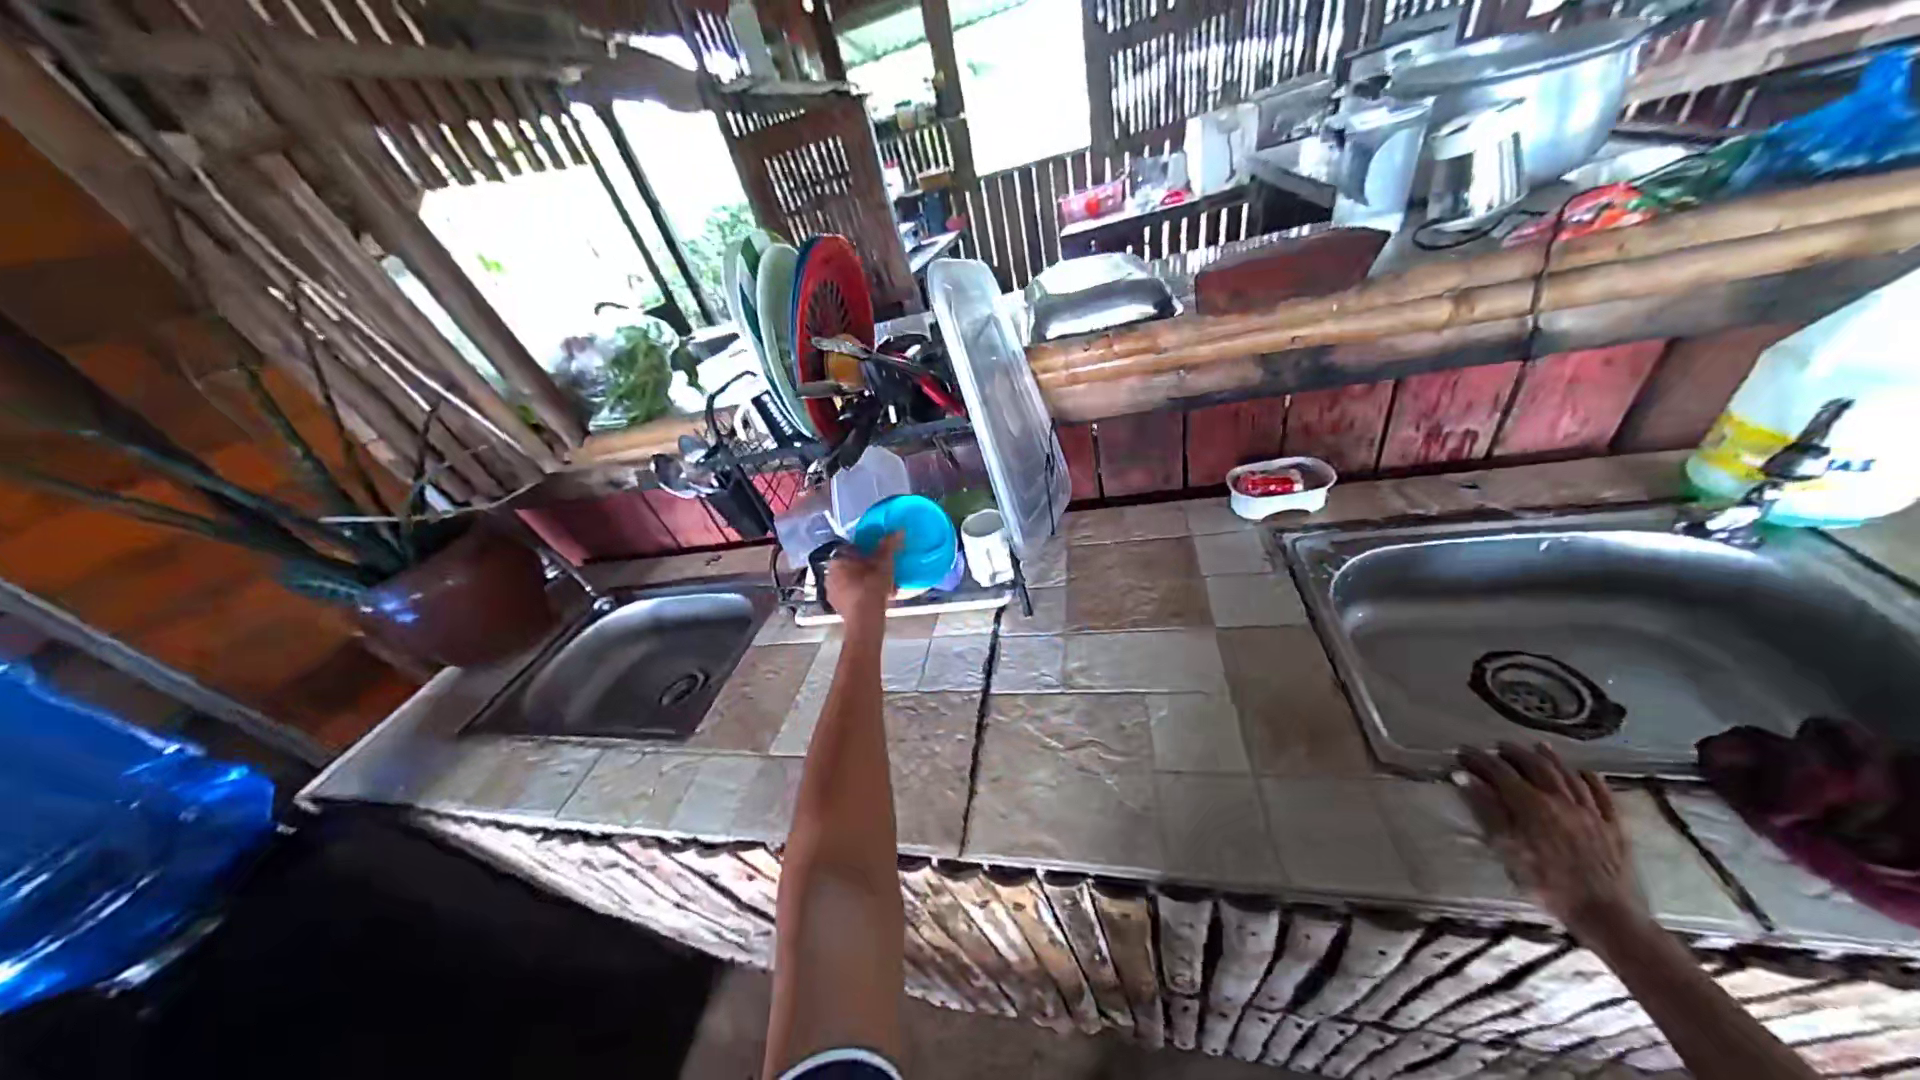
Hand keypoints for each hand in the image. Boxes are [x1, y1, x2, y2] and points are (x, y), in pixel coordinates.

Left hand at [826, 533, 899, 627]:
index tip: (882, 558)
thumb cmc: (871, 586)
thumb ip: (889, 545)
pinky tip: (880, 600)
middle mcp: (829, 575)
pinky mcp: (838, 608)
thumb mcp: (884, 563)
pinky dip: (865, 596)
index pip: (853, 549)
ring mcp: (832, 593)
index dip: (869, 552)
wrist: (865, 620)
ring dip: (869, 583)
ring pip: (854, 582)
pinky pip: (854, 596)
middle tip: (887, 574)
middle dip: (870, 569)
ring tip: (887, 588)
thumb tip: (898, 529)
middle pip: (854, 567)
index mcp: (836, 560)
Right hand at [1458, 741, 1648, 943]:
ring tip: (1538, 746)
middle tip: (1497, 745)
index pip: (1500, 772)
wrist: (1606, 914)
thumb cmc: (1547, 884)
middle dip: (1514, 752)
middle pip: (1536, 766)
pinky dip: (1592, 780)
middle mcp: (1561, 801)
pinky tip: (1585, 772)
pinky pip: (1603, 796)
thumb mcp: (1508, 849)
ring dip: (1551, 758)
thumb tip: (1464, 778)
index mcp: (1532, 805)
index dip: (1480, 759)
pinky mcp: (1613, 827)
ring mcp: (1591, 812)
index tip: (1463, 751)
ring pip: (1569, 776)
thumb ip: (1487, 810)